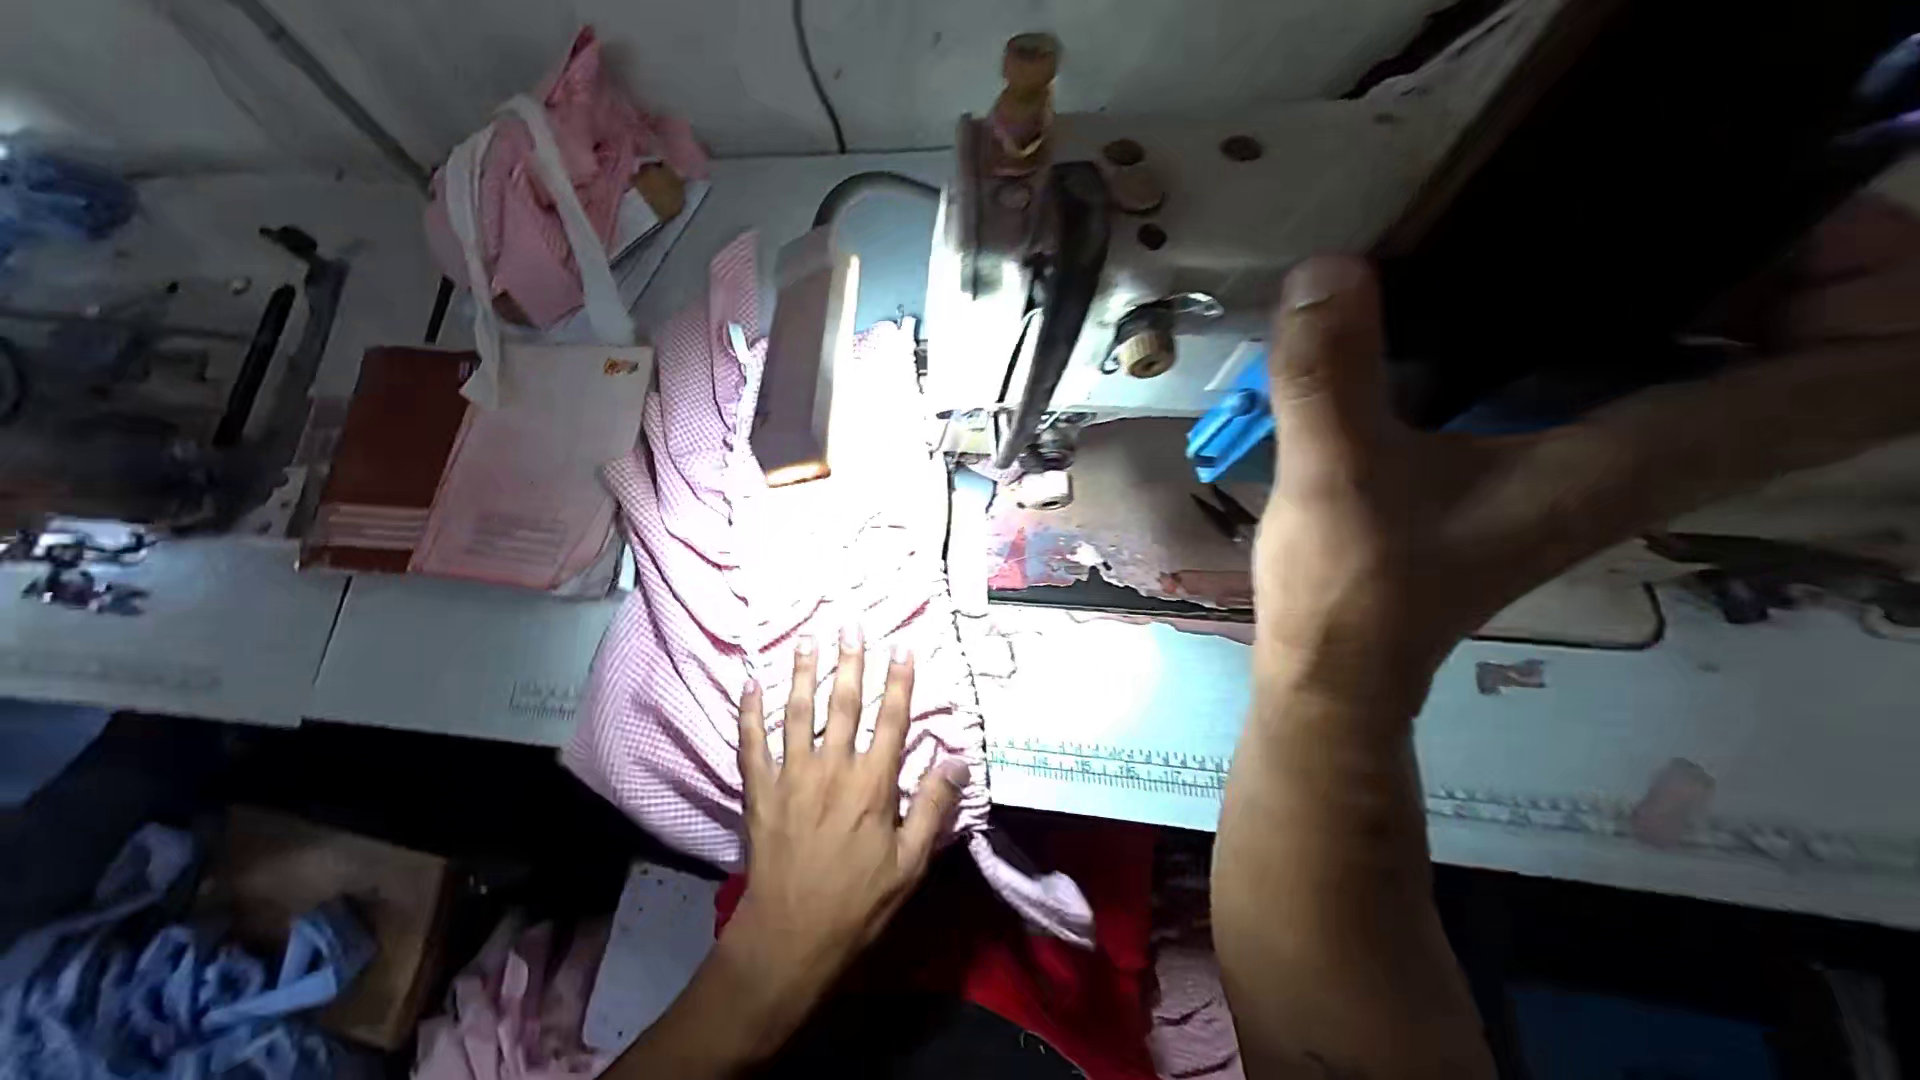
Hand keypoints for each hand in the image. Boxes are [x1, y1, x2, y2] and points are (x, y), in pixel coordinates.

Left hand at [617, 634, 964, 1078]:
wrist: (791, 936)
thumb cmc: (858, 901)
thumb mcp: (911, 863)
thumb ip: (933, 807)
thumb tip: (958, 760)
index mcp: (872, 783)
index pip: (891, 720)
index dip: (899, 681)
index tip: (902, 647)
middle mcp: (833, 768)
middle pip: (844, 703)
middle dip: (851, 661)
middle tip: (851, 625)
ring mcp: (792, 775)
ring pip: (799, 712)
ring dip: (805, 673)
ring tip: (808, 640)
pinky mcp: (760, 789)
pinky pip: (752, 742)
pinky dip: (750, 712)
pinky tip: (751, 683)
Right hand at [1260, 241, 1919, 710]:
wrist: (1337, 664)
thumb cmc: (1351, 588)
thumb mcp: (1331, 476)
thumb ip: (1329, 375)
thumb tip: (1325, 270)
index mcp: (1635, 456)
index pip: (1873, 371)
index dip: (1879, 272)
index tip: (1777, 202)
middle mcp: (1646, 461)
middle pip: (1819, 354)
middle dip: (1796, 262)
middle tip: (1682, 197)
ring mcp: (1596, 472)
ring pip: (1728, 369)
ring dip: (1715, 295)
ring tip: (1613, 235)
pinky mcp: (1540, 475)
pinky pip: (1639, 387)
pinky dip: (1631, 333)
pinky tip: (1536, 306)